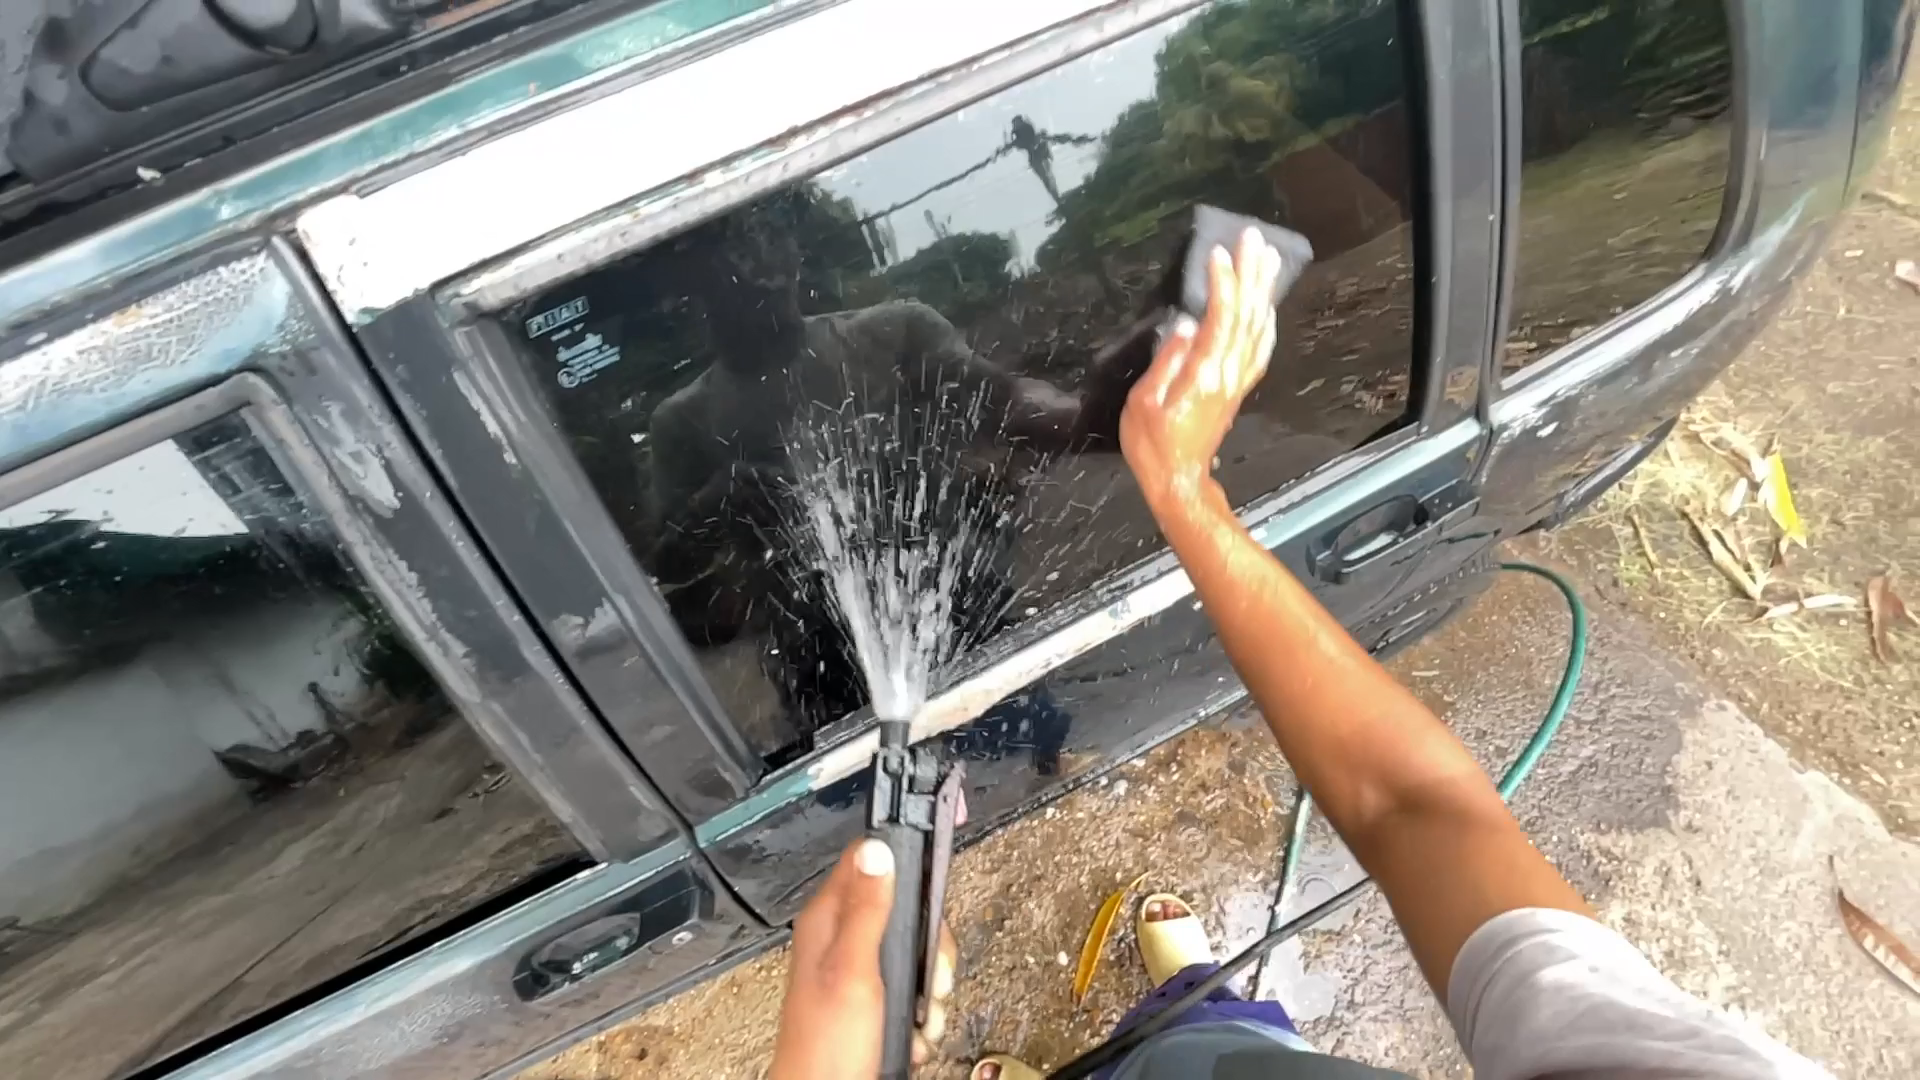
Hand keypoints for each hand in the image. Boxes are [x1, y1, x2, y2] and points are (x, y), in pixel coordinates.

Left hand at [770, 838, 957, 1079]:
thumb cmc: (826, 1050)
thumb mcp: (852, 969)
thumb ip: (867, 909)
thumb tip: (876, 848)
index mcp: (828, 918)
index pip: (867, 857)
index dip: (901, 858)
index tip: (931, 873)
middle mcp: (840, 934)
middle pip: (900, 903)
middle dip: (927, 940)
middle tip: (932, 973)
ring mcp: (856, 965)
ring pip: (910, 944)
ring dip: (929, 980)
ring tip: (926, 1011)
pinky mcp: (871, 995)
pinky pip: (909, 981)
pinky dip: (921, 1005)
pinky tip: (918, 1027)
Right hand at [1120, 227, 1281, 517]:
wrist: (1177, 479)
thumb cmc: (1153, 445)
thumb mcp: (1144, 404)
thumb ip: (1166, 363)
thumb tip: (1185, 327)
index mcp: (1204, 374)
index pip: (1221, 318)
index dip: (1223, 283)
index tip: (1219, 254)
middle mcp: (1228, 374)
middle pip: (1246, 315)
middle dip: (1250, 274)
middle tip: (1252, 239)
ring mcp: (1236, 382)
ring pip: (1256, 327)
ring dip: (1261, 291)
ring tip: (1265, 259)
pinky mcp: (1235, 390)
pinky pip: (1258, 350)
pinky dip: (1264, 324)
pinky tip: (1266, 310)